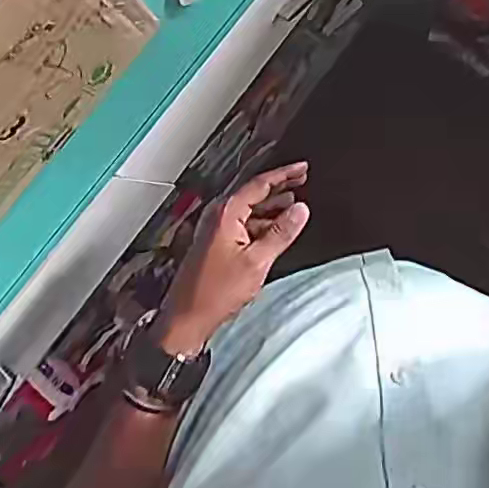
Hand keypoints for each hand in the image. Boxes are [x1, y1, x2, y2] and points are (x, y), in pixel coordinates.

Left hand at [156, 162, 309, 354]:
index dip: (284, 174)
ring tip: (293, 202)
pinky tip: (276, 228)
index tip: (301, 168)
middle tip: (301, 179)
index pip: (260, 184)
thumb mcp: (257, 262)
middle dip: (279, 186)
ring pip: (250, 208)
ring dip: (272, 205)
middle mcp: (218, 216)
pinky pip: (244, 223)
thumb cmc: (213, 294)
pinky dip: (263, 222)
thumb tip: (300, 210)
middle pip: (254, 192)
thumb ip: (281, 233)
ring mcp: (216, 229)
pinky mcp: (217, 243)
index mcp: (226, 214)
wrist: (186, 319)